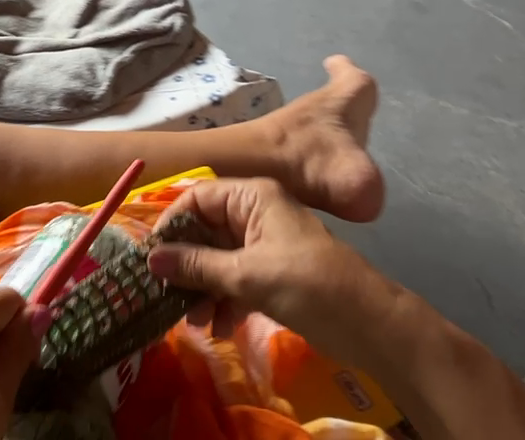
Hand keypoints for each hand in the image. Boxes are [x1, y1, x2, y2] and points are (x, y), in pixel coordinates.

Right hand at [146, 177, 405, 367]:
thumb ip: (197, 266)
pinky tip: (220, 328)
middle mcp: (256, 213)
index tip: (152, 255)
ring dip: (204, 289)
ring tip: (196, 322)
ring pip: (218, 258)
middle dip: (186, 264)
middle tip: (168, 295)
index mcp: (252, 196)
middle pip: (206, 230)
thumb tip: (151, 259)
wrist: (373, 327)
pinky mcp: (273, 272)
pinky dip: (225, 300)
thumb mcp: (247, 275)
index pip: (197, 197)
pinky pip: (236, 278)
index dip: (172, 223)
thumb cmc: (309, 285)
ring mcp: (265, 244)